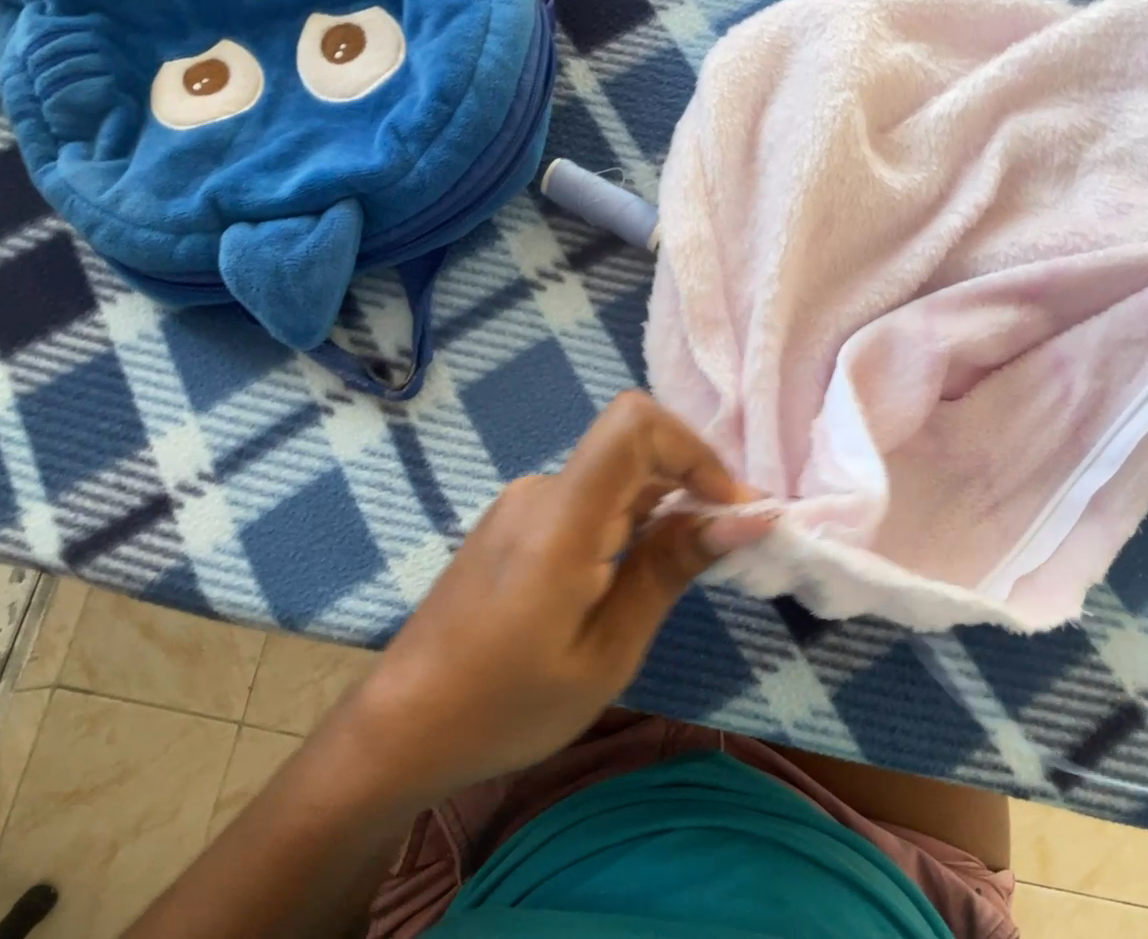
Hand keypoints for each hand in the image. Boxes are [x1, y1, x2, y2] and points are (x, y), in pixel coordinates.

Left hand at [335, 392, 772, 799]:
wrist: (405, 724)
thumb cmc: (508, 706)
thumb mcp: (606, 652)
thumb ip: (669, 570)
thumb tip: (743, 518)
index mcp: (561, 520)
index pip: (634, 423)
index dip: (695, 449)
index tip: (730, 510)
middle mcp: (539, 493)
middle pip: (631, 450)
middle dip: (691, 486)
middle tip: (729, 551)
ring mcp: (521, 506)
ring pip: (613, 480)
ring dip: (661, 510)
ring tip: (685, 576)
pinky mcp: (514, 525)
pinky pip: (586, 503)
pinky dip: (627, 525)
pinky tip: (633, 578)